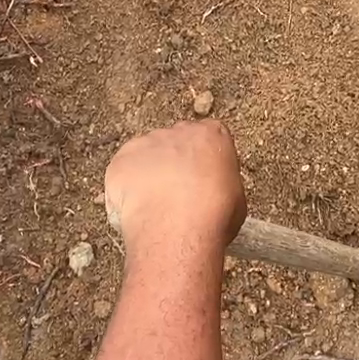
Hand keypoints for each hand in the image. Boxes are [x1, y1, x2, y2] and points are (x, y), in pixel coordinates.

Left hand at [103, 121, 246, 264]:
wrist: (179, 227)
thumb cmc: (213, 214)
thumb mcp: (237, 197)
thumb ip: (221, 183)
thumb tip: (214, 191)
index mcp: (214, 135)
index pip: (208, 137)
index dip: (202, 159)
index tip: (201, 176)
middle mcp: (180, 131)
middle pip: (175, 142)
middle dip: (175, 162)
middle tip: (177, 192)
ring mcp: (148, 143)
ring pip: (146, 155)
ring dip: (149, 174)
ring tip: (155, 205)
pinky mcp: (122, 159)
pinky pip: (122, 171)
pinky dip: (126, 188)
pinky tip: (136, 208)